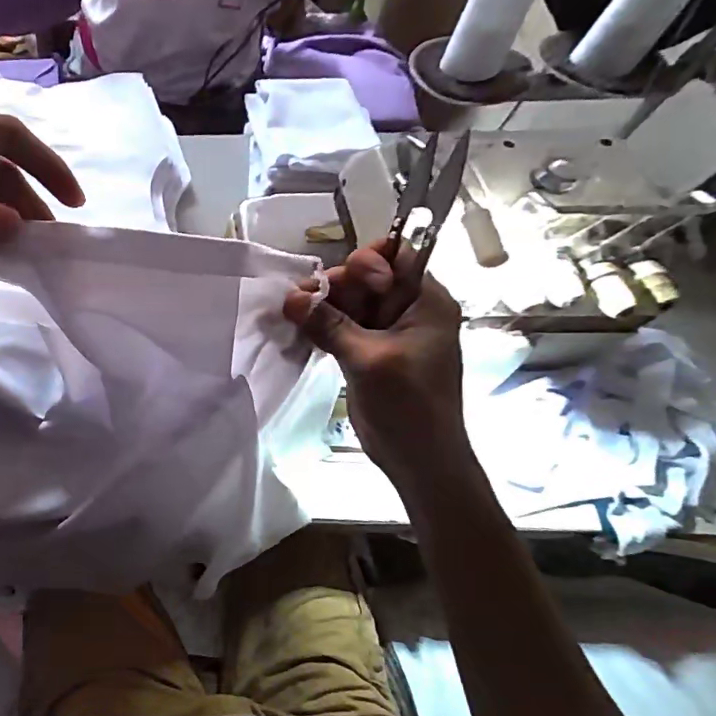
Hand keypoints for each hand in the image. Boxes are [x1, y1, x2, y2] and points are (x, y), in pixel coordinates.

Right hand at [282, 238, 466, 480]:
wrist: (419, 459)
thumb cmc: (409, 405)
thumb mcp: (369, 359)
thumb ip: (330, 325)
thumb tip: (290, 298)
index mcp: (426, 301)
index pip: (400, 256)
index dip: (368, 260)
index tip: (343, 279)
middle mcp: (408, 310)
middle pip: (368, 279)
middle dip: (336, 284)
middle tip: (302, 299)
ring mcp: (387, 333)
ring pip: (351, 303)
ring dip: (323, 305)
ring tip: (293, 312)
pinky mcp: (368, 353)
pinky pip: (342, 327)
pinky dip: (322, 325)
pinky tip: (298, 327)